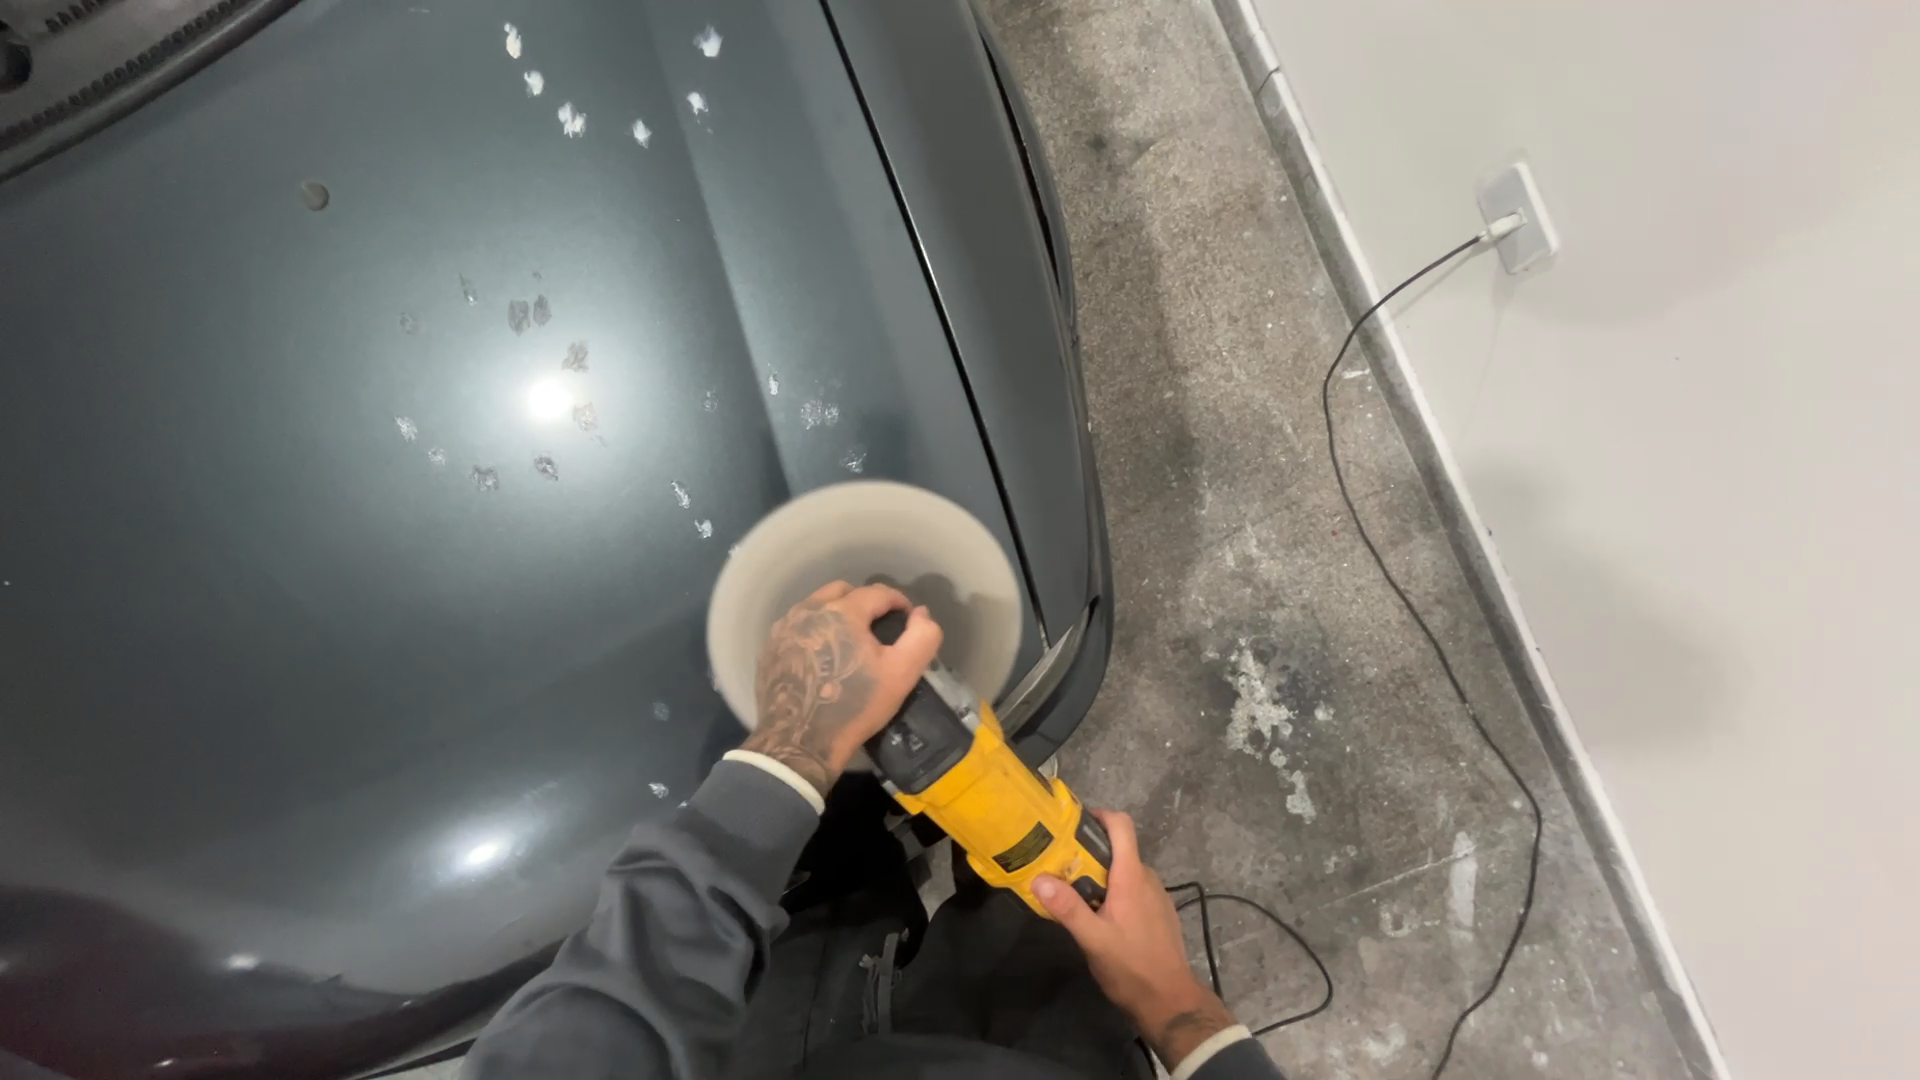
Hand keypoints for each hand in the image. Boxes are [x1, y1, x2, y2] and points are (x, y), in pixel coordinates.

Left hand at [741, 581, 942, 796]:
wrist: (799, 743)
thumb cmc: (855, 706)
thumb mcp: (901, 674)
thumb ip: (922, 637)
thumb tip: (921, 613)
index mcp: (841, 611)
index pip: (878, 592)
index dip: (898, 602)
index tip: (907, 619)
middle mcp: (808, 610)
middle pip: (843, 591)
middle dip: (865, 603)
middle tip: (877, 629)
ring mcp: (784, 628)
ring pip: (817, 606)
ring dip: (837, 615)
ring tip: (850, 642)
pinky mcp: (770, 647)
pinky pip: (798, 626)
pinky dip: (815, 631)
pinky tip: (823, 656)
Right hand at [1033, 811, 1236, 1068]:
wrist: (1172, 1003)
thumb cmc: (1132, 966)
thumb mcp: (1093, 940)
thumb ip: (1067, 907)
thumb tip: (1037, 878)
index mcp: (1132, 875)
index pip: (1121, 824)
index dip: (1099, 815)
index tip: (1073, 824)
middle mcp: (1147, 877)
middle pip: (1118, 847)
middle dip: (1089, 852)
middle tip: (1060, 865)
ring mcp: (1156, 895)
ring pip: (1125, 870)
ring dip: (1101, 874)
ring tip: (1074, 892)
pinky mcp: (1159, 912)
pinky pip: (1134, 888)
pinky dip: (1115, 891)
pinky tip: (1099, 915)